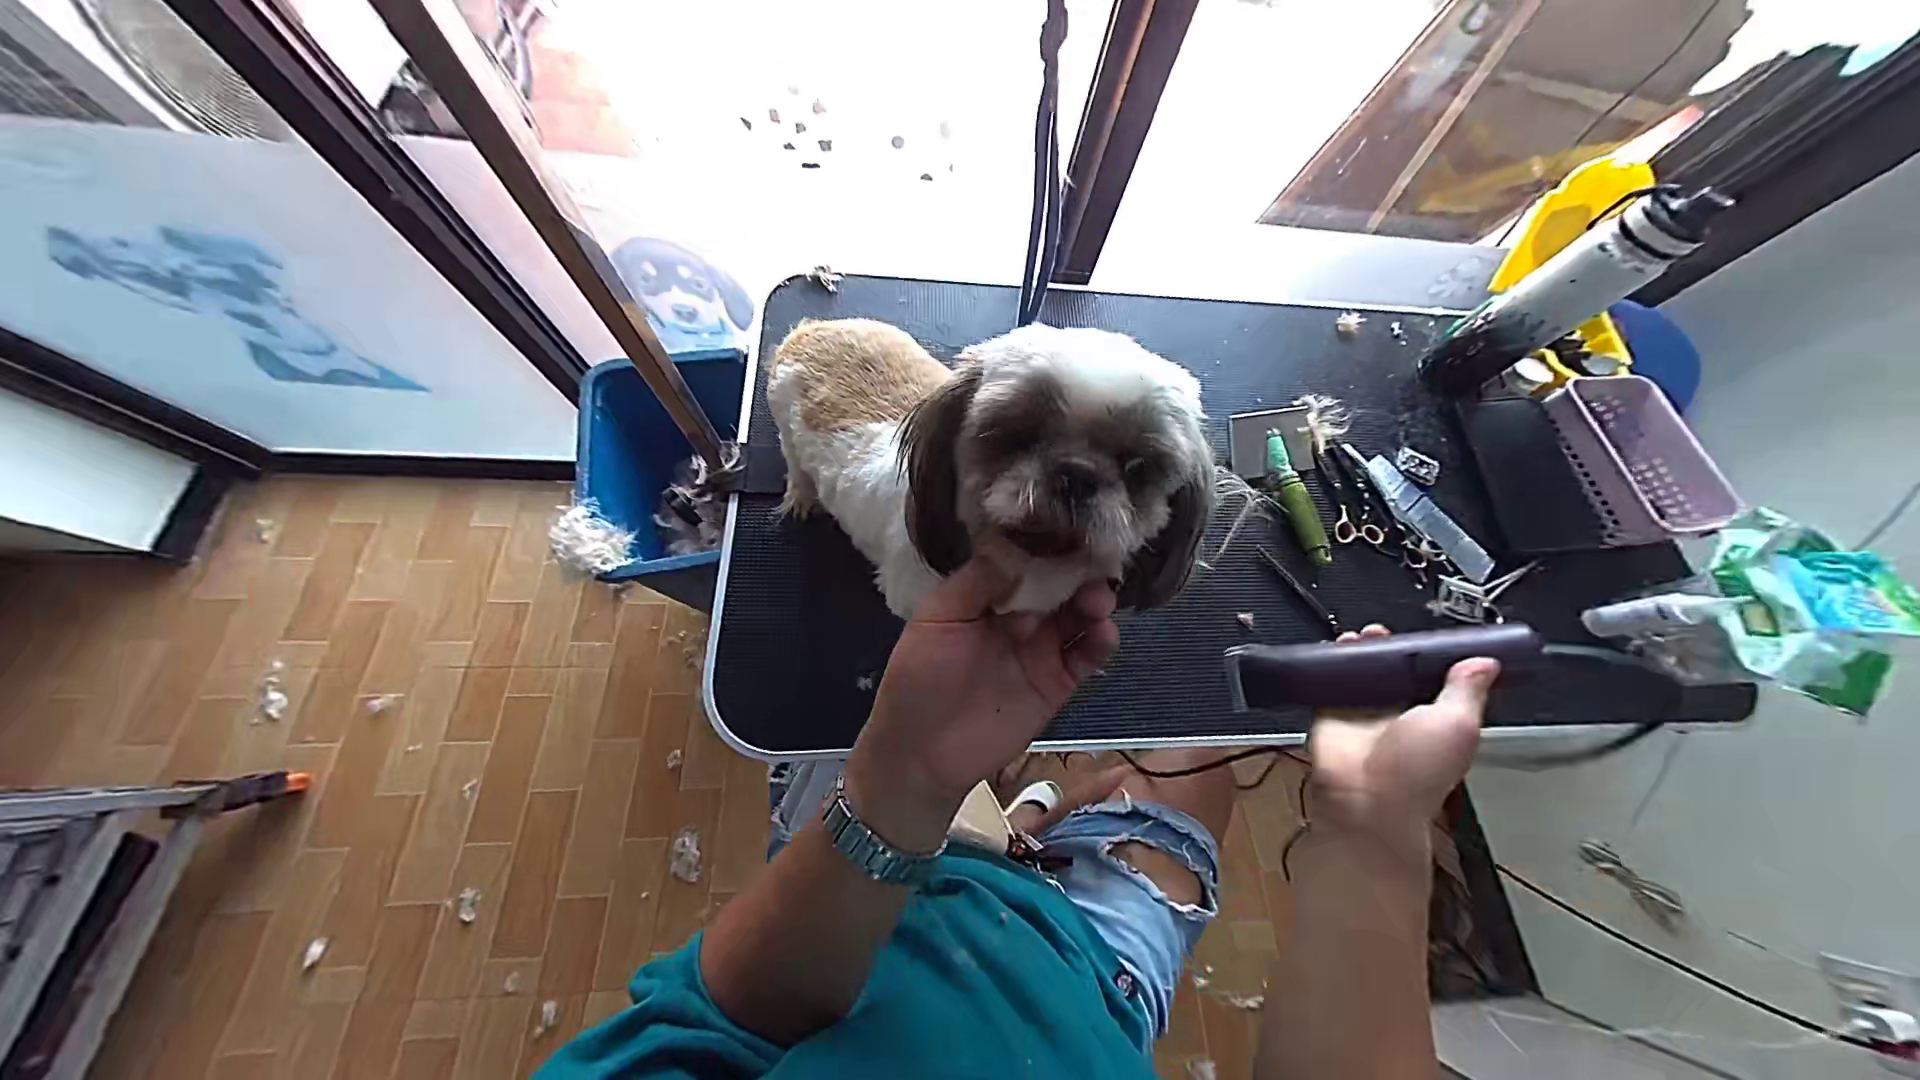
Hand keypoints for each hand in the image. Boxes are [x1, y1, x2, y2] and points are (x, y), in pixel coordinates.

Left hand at [844, 559, 1119, 852]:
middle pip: (1057, 585)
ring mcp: (1039, 649)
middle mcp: (1017, 616)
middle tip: (1095, 559)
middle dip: (1076, 570)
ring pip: (1077, 616)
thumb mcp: (937, 619)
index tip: (1069, 526)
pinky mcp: (1056, 682)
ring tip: (1098, 597)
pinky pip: (1085, 657)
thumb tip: (1017, 549)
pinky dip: (1100, 642)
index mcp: (986, 596)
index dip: (1045, 544)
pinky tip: (1102, 632)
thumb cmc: (918, 678)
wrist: (921, 752)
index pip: (1022, 560)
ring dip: (1093, 602)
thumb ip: (975, 583)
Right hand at [1306, 625, 1496, 873]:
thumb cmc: (1418, 767)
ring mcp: (1361, 712)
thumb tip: (1485, 662)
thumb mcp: (1457, 724)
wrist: (1364, 793)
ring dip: (1358, 653)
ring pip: (1360, 673)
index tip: (1425, 636)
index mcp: (1434, 719)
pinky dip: (1328, 664)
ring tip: (1357, 635)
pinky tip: (1332, 647)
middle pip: (1392, 673)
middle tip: (1381, 631)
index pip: (1432, 681)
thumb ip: (1466, 691)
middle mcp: (1397, 714)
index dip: (1428, 657)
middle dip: (1388, 650)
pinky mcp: (1329, 711)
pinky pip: (1328, 681)